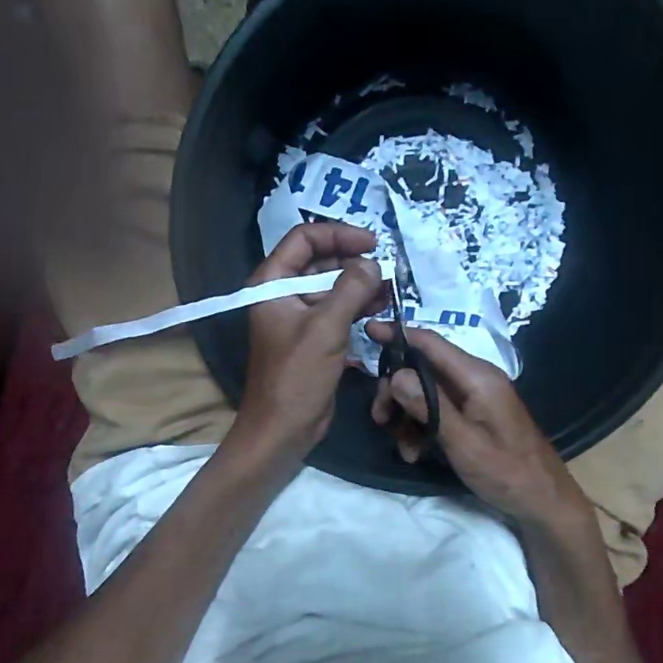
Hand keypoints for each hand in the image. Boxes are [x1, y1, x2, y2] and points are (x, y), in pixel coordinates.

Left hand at [237, 223, 387, 455]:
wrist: (283, 427)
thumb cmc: (296, 376)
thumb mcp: (325, 328)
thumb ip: (350, 289)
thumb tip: (372, 263)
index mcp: (271, 283)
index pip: (303, 239)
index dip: (338, 234)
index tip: (372, 242)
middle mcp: (282, 293)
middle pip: (320, 260)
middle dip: (354, 261)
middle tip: (387, 268)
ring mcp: (299, 315)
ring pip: (332, 286)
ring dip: (360, 283)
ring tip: (391, 287)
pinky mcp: (314, 336)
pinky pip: (338, 309)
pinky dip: (358, 305)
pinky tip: (383, 305)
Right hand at [368, 321, 584, 524]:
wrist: (542, 502)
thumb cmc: (507, 472)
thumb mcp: (464, 443)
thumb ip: (429, 406)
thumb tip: (396, 374)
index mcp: (477, 377)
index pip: (430, 342)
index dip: (398, 334)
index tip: (366, 329)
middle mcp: (474, 378)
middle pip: (421, 368)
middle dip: (395, 391)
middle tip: (380, 419)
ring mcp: (473, 396)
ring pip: (424, 391)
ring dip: (406, 415)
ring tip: (403, 447)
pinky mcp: (472, 413)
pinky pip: (435, 409)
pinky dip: (420, 426)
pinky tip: (416, 452)